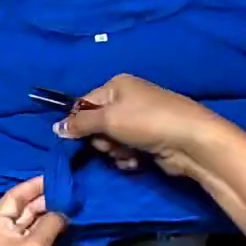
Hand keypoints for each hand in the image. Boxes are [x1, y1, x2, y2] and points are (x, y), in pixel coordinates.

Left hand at [0, 177, 65, 245]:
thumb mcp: (37, 244)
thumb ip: (50, 221)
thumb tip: (62, 211)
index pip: (13, 198)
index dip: (32, 186)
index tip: (54, 177)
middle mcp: (5, 234)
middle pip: (25, 208)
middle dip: (45, 198)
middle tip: (70, 189)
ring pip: (36, 221)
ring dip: (53, 212)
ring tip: (74, 200)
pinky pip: (44, 235)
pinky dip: (56, 227)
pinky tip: (71, 218)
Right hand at [54, 74, 234, 179]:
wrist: (189, 140)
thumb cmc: (146, 122)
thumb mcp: (108, 119)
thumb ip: (80, 124)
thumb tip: (56, 128)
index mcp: (116, 85)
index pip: (83, 104)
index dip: (78, 123)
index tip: (77, 139)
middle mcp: (126, 100)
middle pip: (95, 125)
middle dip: (100, 140)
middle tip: (112, 143)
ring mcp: (138, 121)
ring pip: (109, 142)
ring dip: (114, 152)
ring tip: (129, 152)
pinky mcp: (146, 141)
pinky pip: (124, 152)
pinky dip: (127, 158)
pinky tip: (138, 160)